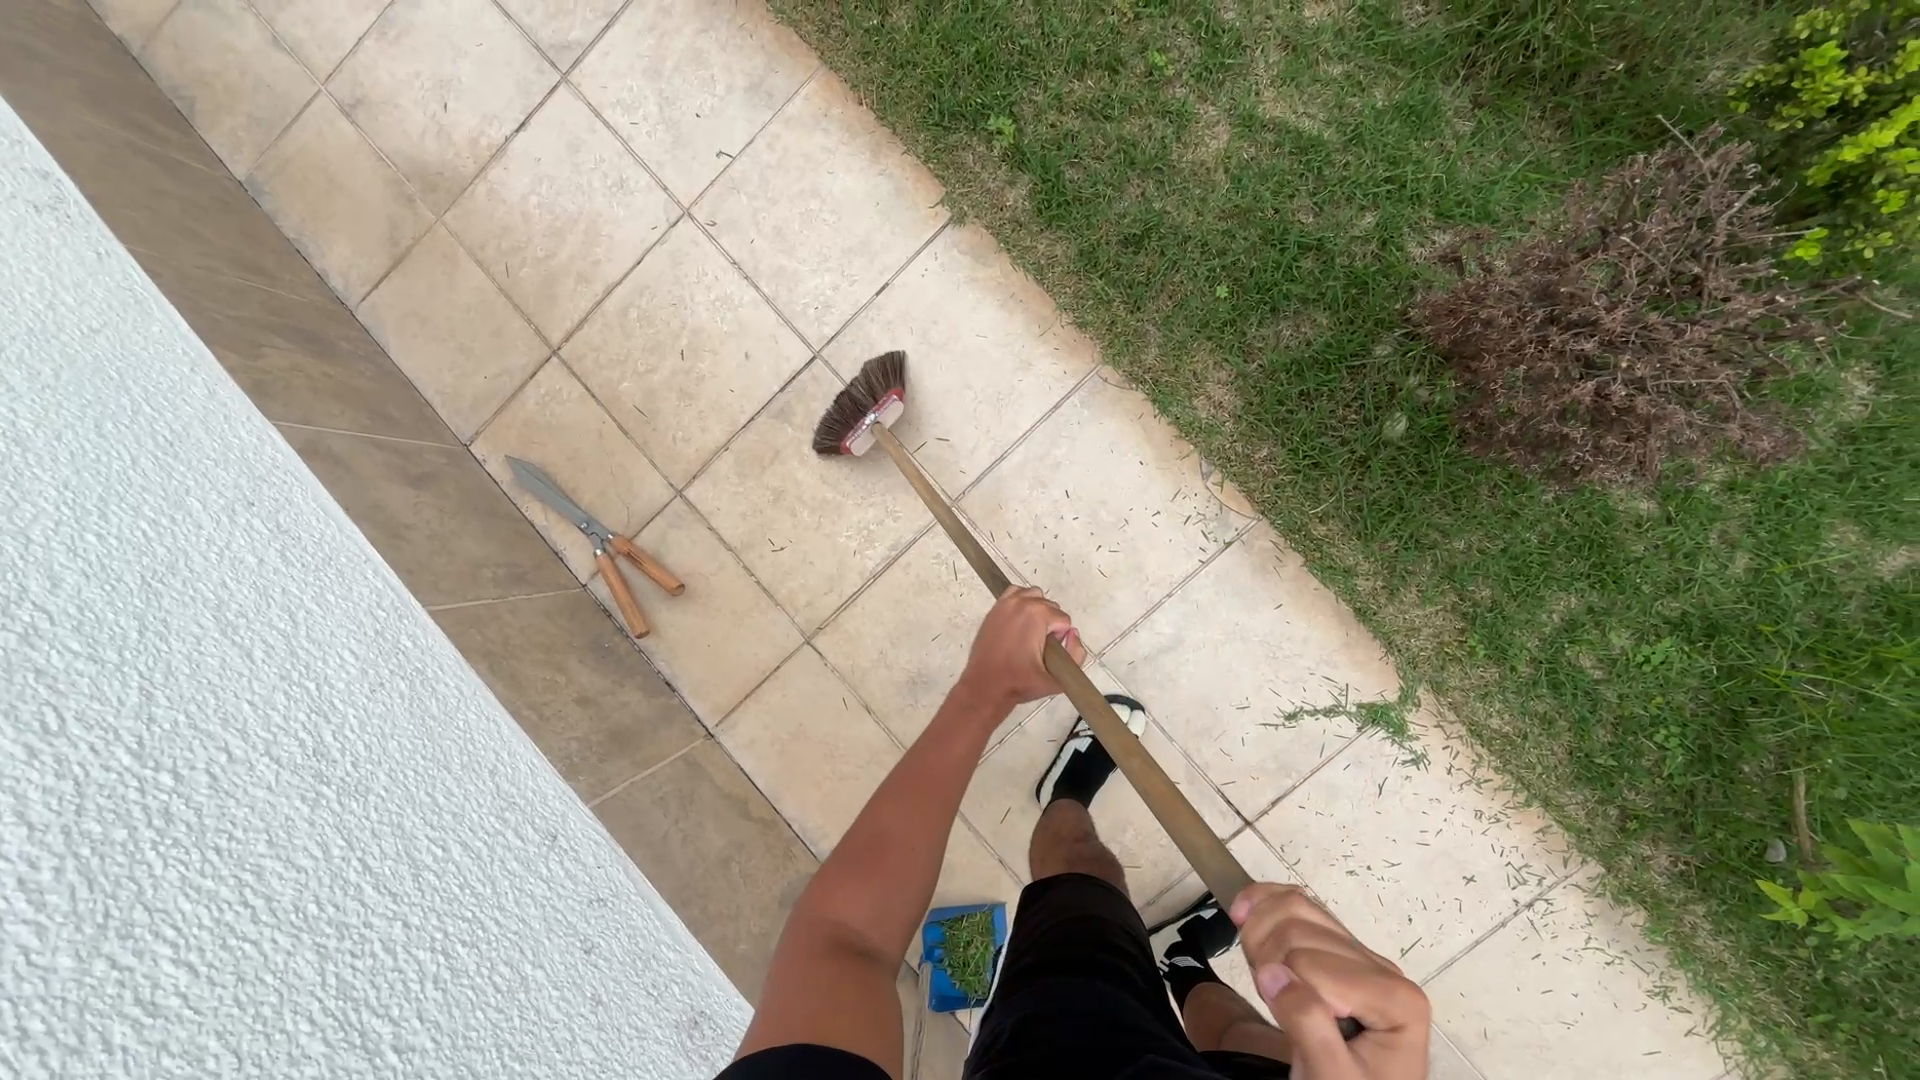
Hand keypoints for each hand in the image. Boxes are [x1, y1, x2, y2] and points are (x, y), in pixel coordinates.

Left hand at [956, 586, 1086, 709]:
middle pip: (1051, 607)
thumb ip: (1077, 655)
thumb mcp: (1058, 679)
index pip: (1064, 620)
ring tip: (1032, 635)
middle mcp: (1022, 602)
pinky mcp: (995, 608)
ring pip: (1035, 597)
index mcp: (1038, 615)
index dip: (1061, 638)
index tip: (1048, 653)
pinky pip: (1016, 594)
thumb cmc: (1019, 683)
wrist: (986, 686)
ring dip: (1038, 612)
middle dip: (1050, 625)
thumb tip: (1072, 634)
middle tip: (1040, 648)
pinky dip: (1022, 603)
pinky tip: (1021, 623)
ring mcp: (1006, 603)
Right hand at [1230, 884, 1429, 1079]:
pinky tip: (1243, 915)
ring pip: (1294, 906)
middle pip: (1298, 929)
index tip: (1284, 1027)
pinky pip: (1298, 904)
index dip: (1281, 988)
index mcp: (1395, 999)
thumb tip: (1272, 973)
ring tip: (1264, 976)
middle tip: (1269, 1004)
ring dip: (1260, 933)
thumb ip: (1309, 1028)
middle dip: (1266, 959)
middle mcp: (1383, 968)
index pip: (1310, 964)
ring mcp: (1360, 956)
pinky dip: (1264, 902)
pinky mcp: (1339, 951)